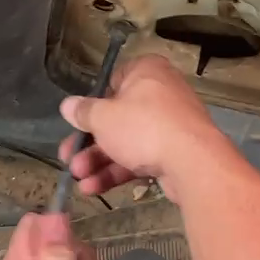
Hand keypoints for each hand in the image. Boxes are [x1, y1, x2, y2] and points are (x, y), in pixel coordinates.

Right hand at [58, 55, 231, 200]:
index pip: (114, 80)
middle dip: (90, 142)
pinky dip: (118, 170)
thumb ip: (84, 112)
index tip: (79, 121)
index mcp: (146, 71)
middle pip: (117, 117)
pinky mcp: (174, 151)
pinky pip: (141, 157)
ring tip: (78, 178)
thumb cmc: (143, 126)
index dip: (95, 102)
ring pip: (127, 141)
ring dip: (99, 161)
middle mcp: (160, 92)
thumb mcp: (103, 117)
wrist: (192, 161)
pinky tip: (93, 188)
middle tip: (69, 158)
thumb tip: (67, 105)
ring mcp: (169, 124)